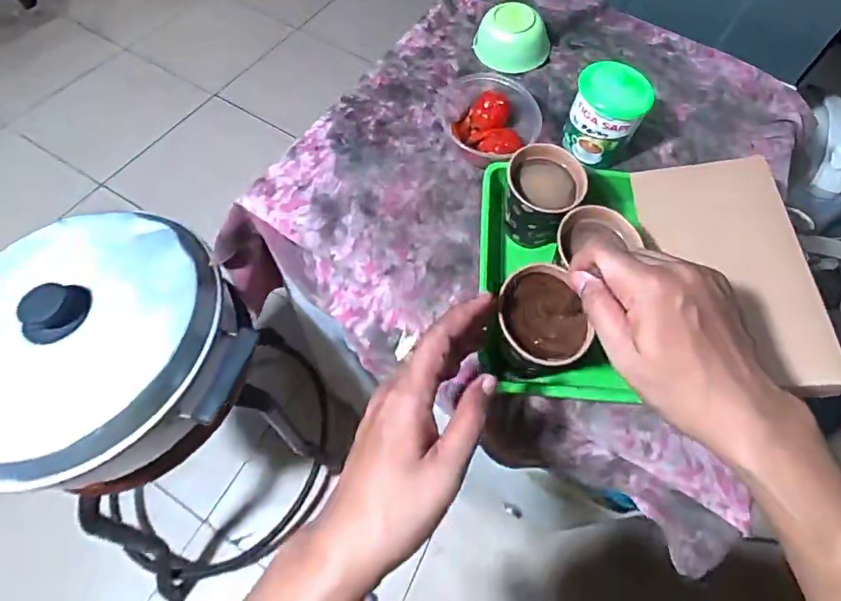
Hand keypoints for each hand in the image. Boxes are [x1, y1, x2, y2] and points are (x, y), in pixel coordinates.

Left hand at [268, 293, 496, 597]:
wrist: (346, 541)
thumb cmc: (399, 508)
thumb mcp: (445, 469)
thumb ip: (469, 419)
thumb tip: (489, 377)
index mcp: (406, 394)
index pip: (437, 339)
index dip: (463, 314)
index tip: (489, 298)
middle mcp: (391, 390)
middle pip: (428, 345)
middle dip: (461, 325)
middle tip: (494, 316)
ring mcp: (383, 404)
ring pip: (420, 361)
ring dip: (451, 345)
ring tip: (483, 339)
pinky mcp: (381, 419)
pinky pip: (414, 377)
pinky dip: (439, 365)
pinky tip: (455, 374)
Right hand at [568, 243, 794, 467]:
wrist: (743, 408)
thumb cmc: (678, 390)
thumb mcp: (625, 357)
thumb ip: (599, 308)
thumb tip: (580, 276)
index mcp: (650, 284)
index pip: (603, 249)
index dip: (582, 264)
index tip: (579, 288)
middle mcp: (677, 266)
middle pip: (628, 255)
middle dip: (612, 277)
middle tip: (615, 316)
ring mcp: (701, 272)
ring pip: (652, 260)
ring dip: (638, 280)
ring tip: (645, 320)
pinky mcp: (718, 281)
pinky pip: (677, 270)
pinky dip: (664, 284)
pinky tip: (672, 317)